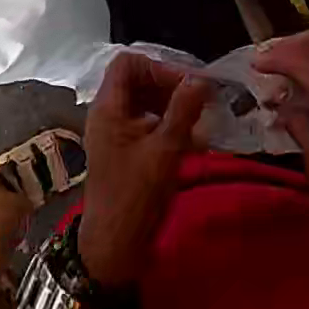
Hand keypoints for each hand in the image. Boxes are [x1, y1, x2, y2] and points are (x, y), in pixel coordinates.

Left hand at [77, 54, 212, 290]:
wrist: (114, 244)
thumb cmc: (136, 196)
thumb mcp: (165, 151)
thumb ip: (182, 112)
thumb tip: (201, 79)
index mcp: (108, 106)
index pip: (128, 63)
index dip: (159, 67)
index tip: (189, 85)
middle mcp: (107, 112)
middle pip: (136, 80)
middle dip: (169, 86)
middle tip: (200, 102)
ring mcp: (114, 131)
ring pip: (142, 101)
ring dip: (171, 106)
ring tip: (200, 121)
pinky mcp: (123, 148)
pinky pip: (144, 123)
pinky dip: (167, 124)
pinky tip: (192, 140)